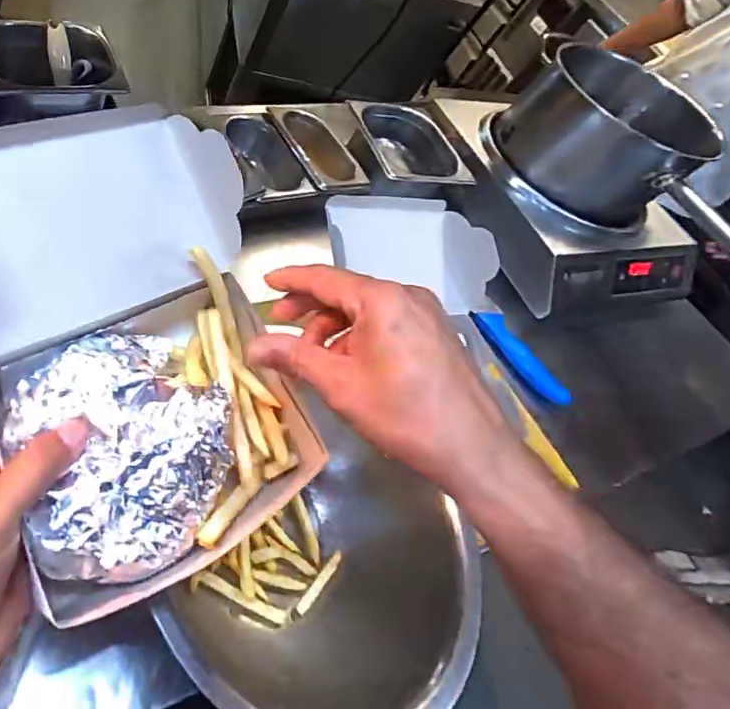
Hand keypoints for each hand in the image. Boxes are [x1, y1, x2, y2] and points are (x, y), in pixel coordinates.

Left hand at [0, 401, 89, 708]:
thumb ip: (35, 466)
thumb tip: (81, 422)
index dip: (2, 387)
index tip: (44, 366)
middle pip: (18, 439)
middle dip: (51, 420)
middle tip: (96, 394)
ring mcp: (4, 511)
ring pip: (39, 473)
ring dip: (68, 458)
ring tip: (112, 427)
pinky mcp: (25, 538)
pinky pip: (52, 506)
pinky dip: (75, 493)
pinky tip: (109, 476)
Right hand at [247, 265, 515, 500]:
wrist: (475, 450)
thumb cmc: (403, 414)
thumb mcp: (340, 385)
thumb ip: (294, 358)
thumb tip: (253, 346)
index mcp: (382, 299)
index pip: (325, 278)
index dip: (292, 279)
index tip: (266, 282)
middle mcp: (406, 295)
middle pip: (346, 292)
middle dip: (311, 308)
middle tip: (280, 323)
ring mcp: (426, 312)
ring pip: (367, 309)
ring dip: (335, 327)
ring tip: (313, 356)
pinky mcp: (436, 332)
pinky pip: (387, 322)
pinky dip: (360, 335)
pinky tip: (348, 363)